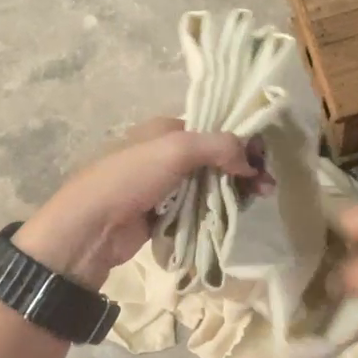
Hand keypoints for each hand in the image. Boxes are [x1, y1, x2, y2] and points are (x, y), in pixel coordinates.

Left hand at [13, 118, 255, 287]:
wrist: (89, 229)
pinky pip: (196, 210)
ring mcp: (163, 186)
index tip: (263, 158)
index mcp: (166, 129)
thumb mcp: (176, 149)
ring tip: (257, 203)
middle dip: (243, 169)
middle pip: (215, 157)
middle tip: (267, 188)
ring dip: (233, 192)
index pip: (214, 127)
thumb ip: (217, 146)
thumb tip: (250, 159)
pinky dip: (214, 212)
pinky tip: (234, 218)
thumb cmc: (130, 178)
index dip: (241, 140)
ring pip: (208, 184)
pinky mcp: (161, 215)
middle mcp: (166, 153)